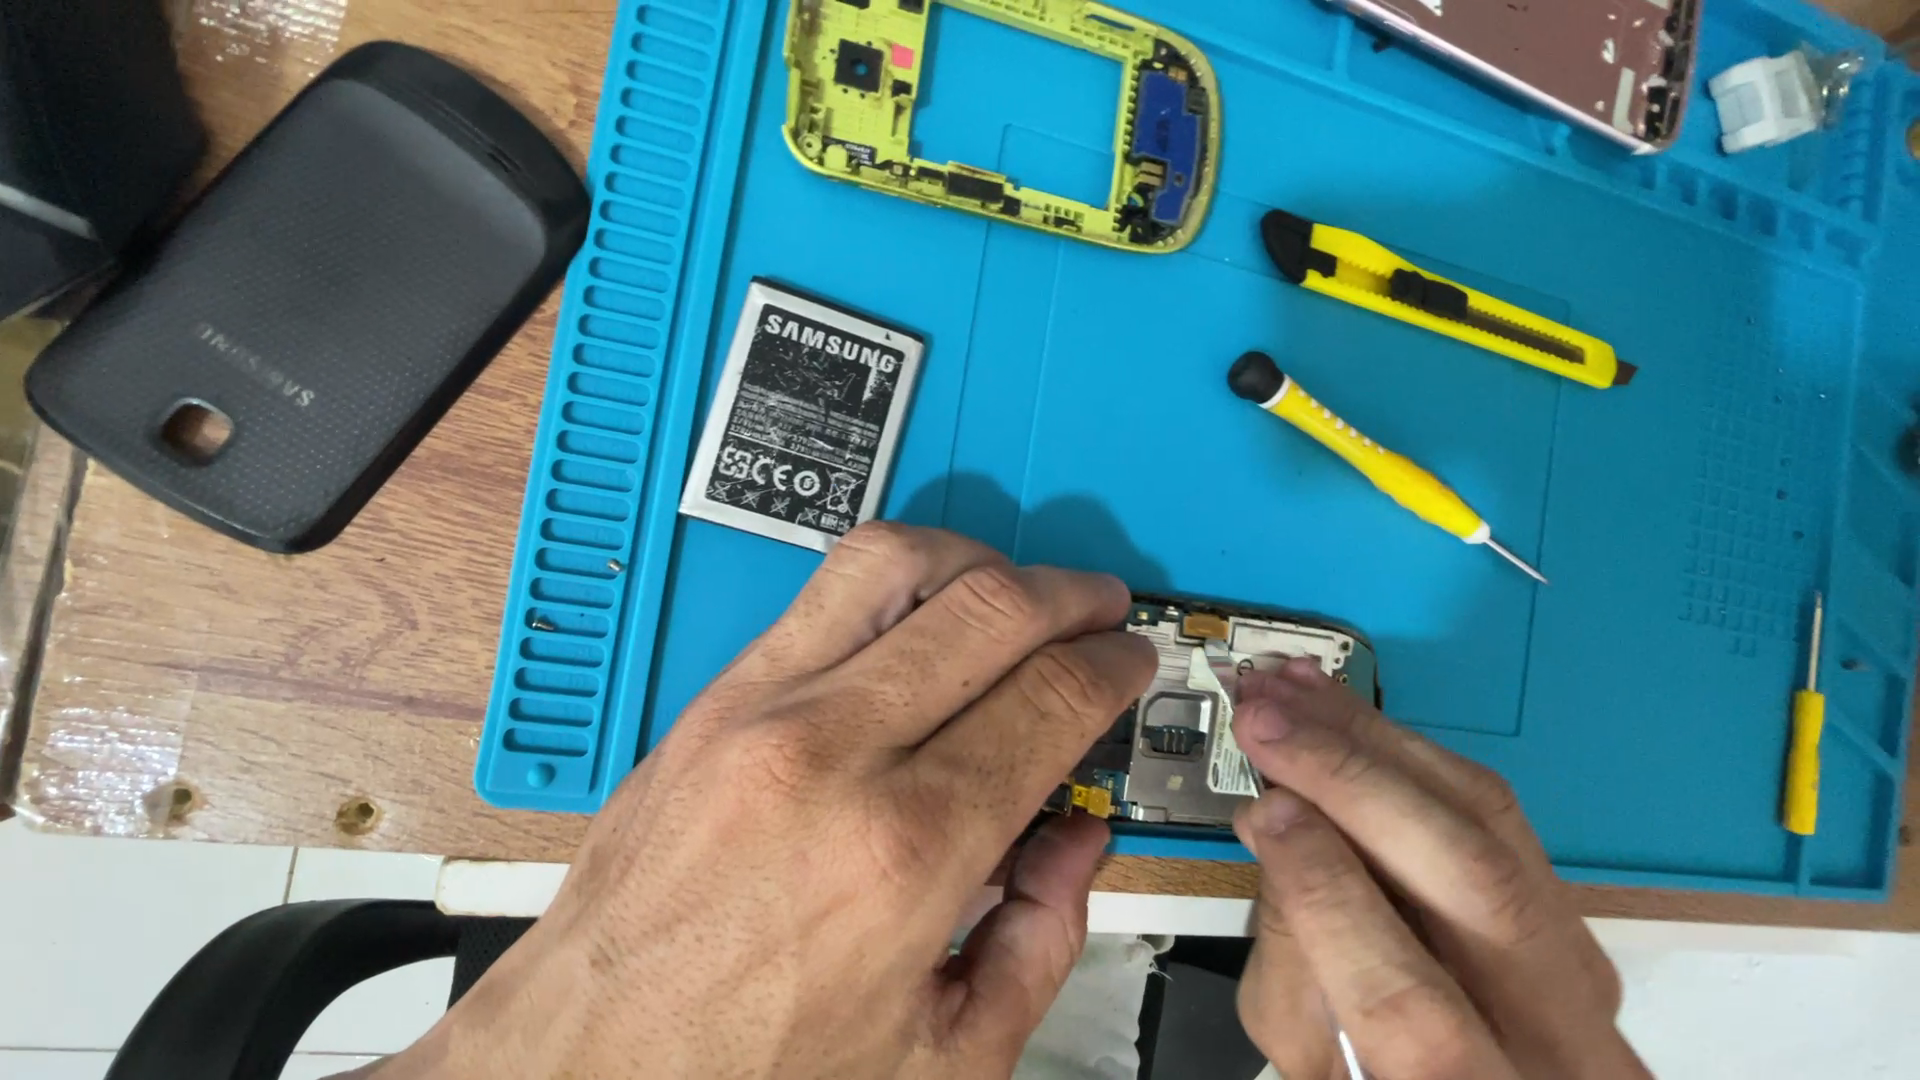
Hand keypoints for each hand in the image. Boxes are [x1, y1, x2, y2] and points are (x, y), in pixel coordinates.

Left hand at [378, 524, 1156, 1079]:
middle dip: (1072, 595)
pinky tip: (926, 602)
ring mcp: (765, 707)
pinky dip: (900, 572)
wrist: (580, 1066)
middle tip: (1102, 608)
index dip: (1110, 669)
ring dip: (982, 558)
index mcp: (907, 850)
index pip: (1048, 702)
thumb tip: (1076, 837)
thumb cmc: (747, 1074)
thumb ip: (1040, 940)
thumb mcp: (940, 1058)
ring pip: (900, 563)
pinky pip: (824, 588)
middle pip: (991, 611)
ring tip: (1018, 585)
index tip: (1129, 663)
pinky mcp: (717, 695)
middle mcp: (835, 753)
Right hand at [1230, 659, 1648, 1079]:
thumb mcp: (1305, 1050)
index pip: (1408, 1004)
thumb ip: (1288, 953)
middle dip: (1350, 781)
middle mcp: (1560, 1035)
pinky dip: (1398, 739)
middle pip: (1474, 883)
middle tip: (1259, 716)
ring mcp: (1577, 957)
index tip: (1260, 808)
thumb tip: (1275, 819)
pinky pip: (1483, 801)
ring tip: (1285, 682)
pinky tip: (1334, 701)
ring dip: (1369, 733)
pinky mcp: (1562, 901)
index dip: (1328, 895)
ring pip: (1486, 817)